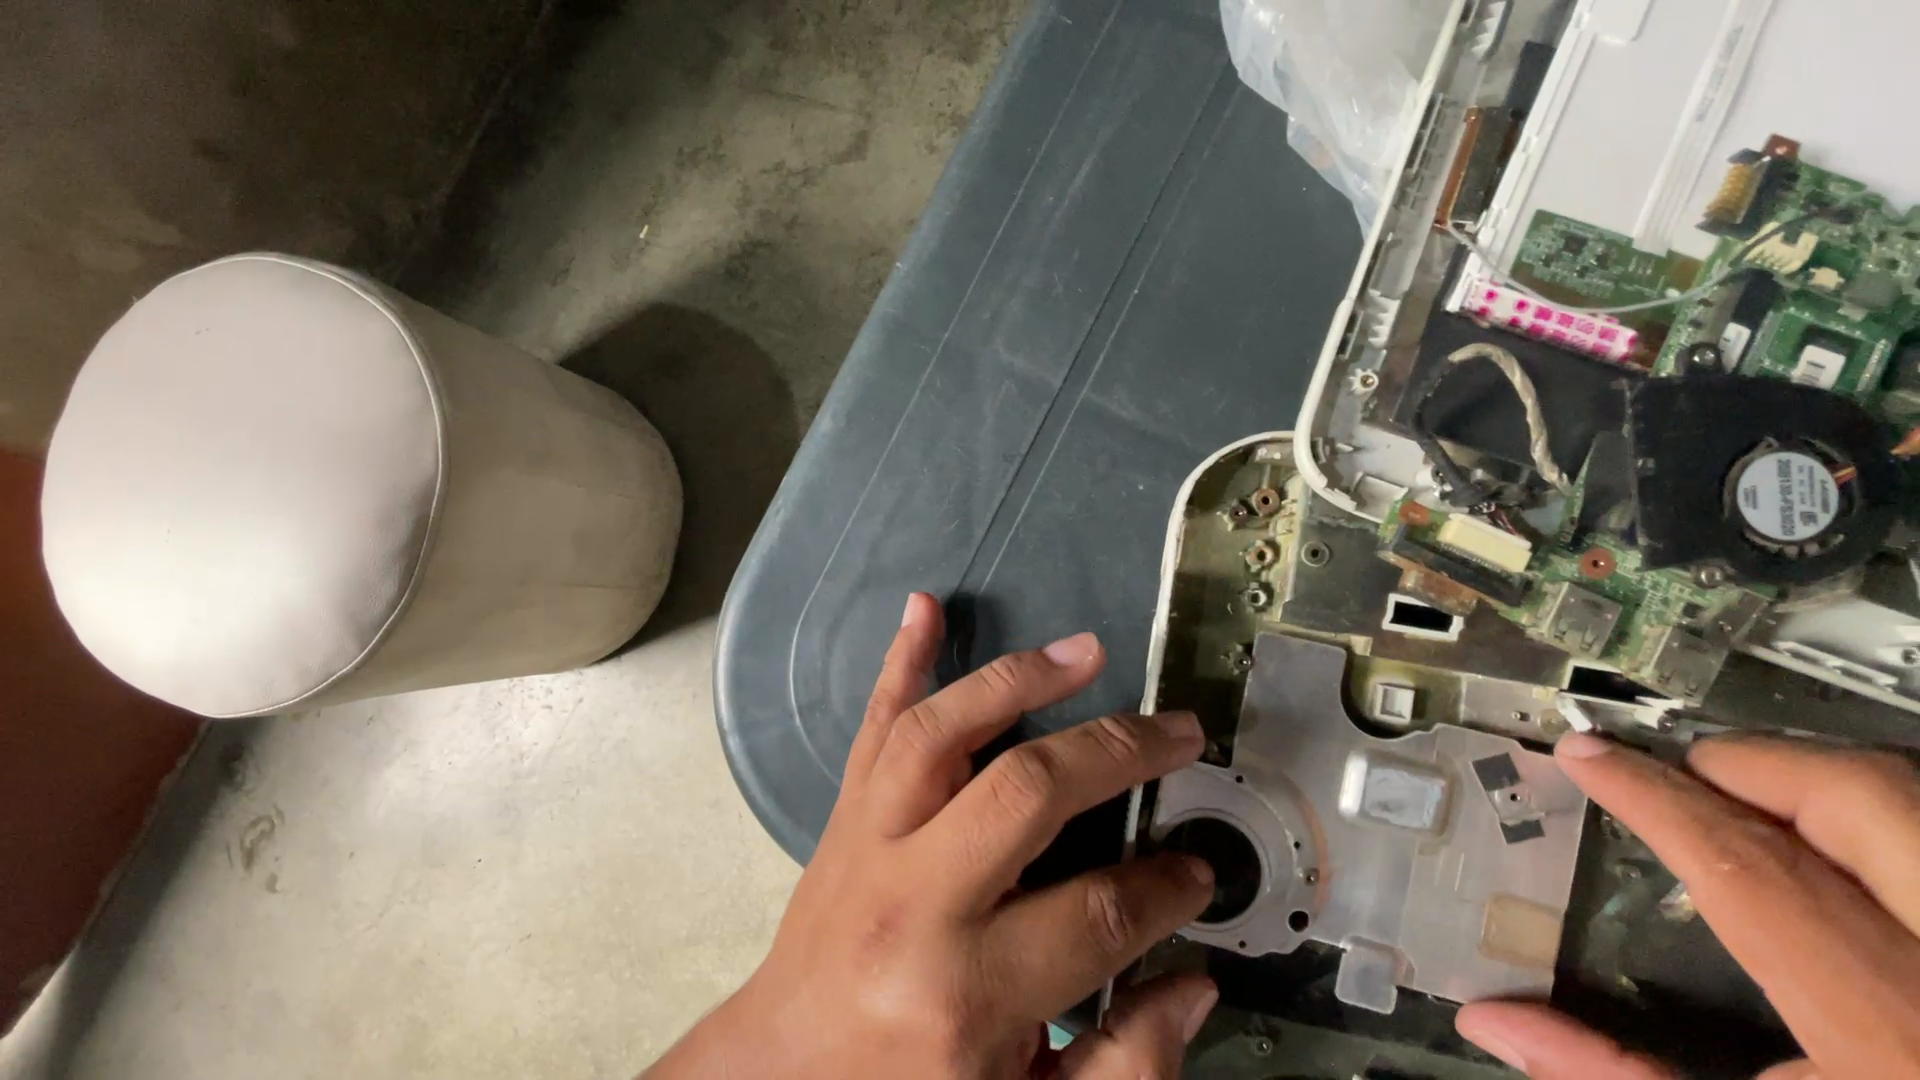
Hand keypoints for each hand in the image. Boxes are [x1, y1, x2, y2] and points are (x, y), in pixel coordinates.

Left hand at [646, 593, 1219, 1078]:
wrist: (781, 1076)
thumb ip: (1124, 1068)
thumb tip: (1193, 980)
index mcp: (964, 992)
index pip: (1095, 912)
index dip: (1165, 886)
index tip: (1197, 870)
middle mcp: (910, 901)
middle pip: (1026, 792)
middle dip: (1116, 751)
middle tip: (1178, 734)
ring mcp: (865, 843)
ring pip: (940, 733)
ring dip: (1017, 680)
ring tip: (1086, 650)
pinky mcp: (842, 816)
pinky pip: (873, 727)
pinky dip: (899, 662)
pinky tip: (924, 607)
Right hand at [1456, 731, 1919, 1078]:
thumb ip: (1610, 1069)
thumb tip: (1492, 1022)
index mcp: (1881, 1020)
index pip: (1737, 859)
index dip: (1648, 793)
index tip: (1586, 751)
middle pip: (1857, 799)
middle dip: (1748, 765)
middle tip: (1681, 773)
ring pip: (1917, 798)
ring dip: (1827, 784)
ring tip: (1759, 801)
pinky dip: (1888, 818)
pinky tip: (1855, 849)